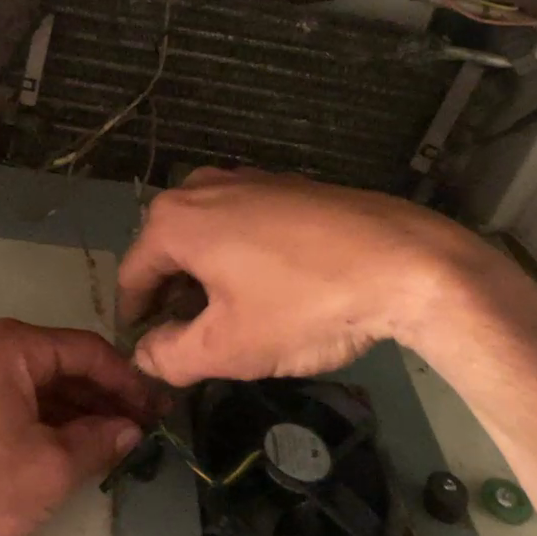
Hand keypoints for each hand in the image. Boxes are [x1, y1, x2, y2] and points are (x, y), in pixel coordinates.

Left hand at [0, 319, 158, 535]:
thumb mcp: (51, 465)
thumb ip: (99, 440)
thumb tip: (132, 428)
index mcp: (15, 346)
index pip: (87, 350)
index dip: (128, 378)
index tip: (162, 404)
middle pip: (69, 366)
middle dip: (110, 395)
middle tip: (154, 423)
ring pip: (52, 390)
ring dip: (89, 413)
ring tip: (131, 438)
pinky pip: (32, 409)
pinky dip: (62, 427)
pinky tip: (91, 448)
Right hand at [117, 167, 495, 385]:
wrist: (404, 260)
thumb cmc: (303, 304)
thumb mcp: (230, 347)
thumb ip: (170, 356)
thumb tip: (143, 355)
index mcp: (173, 220)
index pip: (132, 275)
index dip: (135, 321)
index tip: (149, 354)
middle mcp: (199, 187)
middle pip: (166, 251)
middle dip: (174, 298)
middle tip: (197, 343)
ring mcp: (244, 179)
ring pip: (204, 235)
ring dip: (207, 277)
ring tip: (236, 319)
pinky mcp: (283, 184)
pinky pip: (240, 222)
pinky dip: (240, 254)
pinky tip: (273, 287)